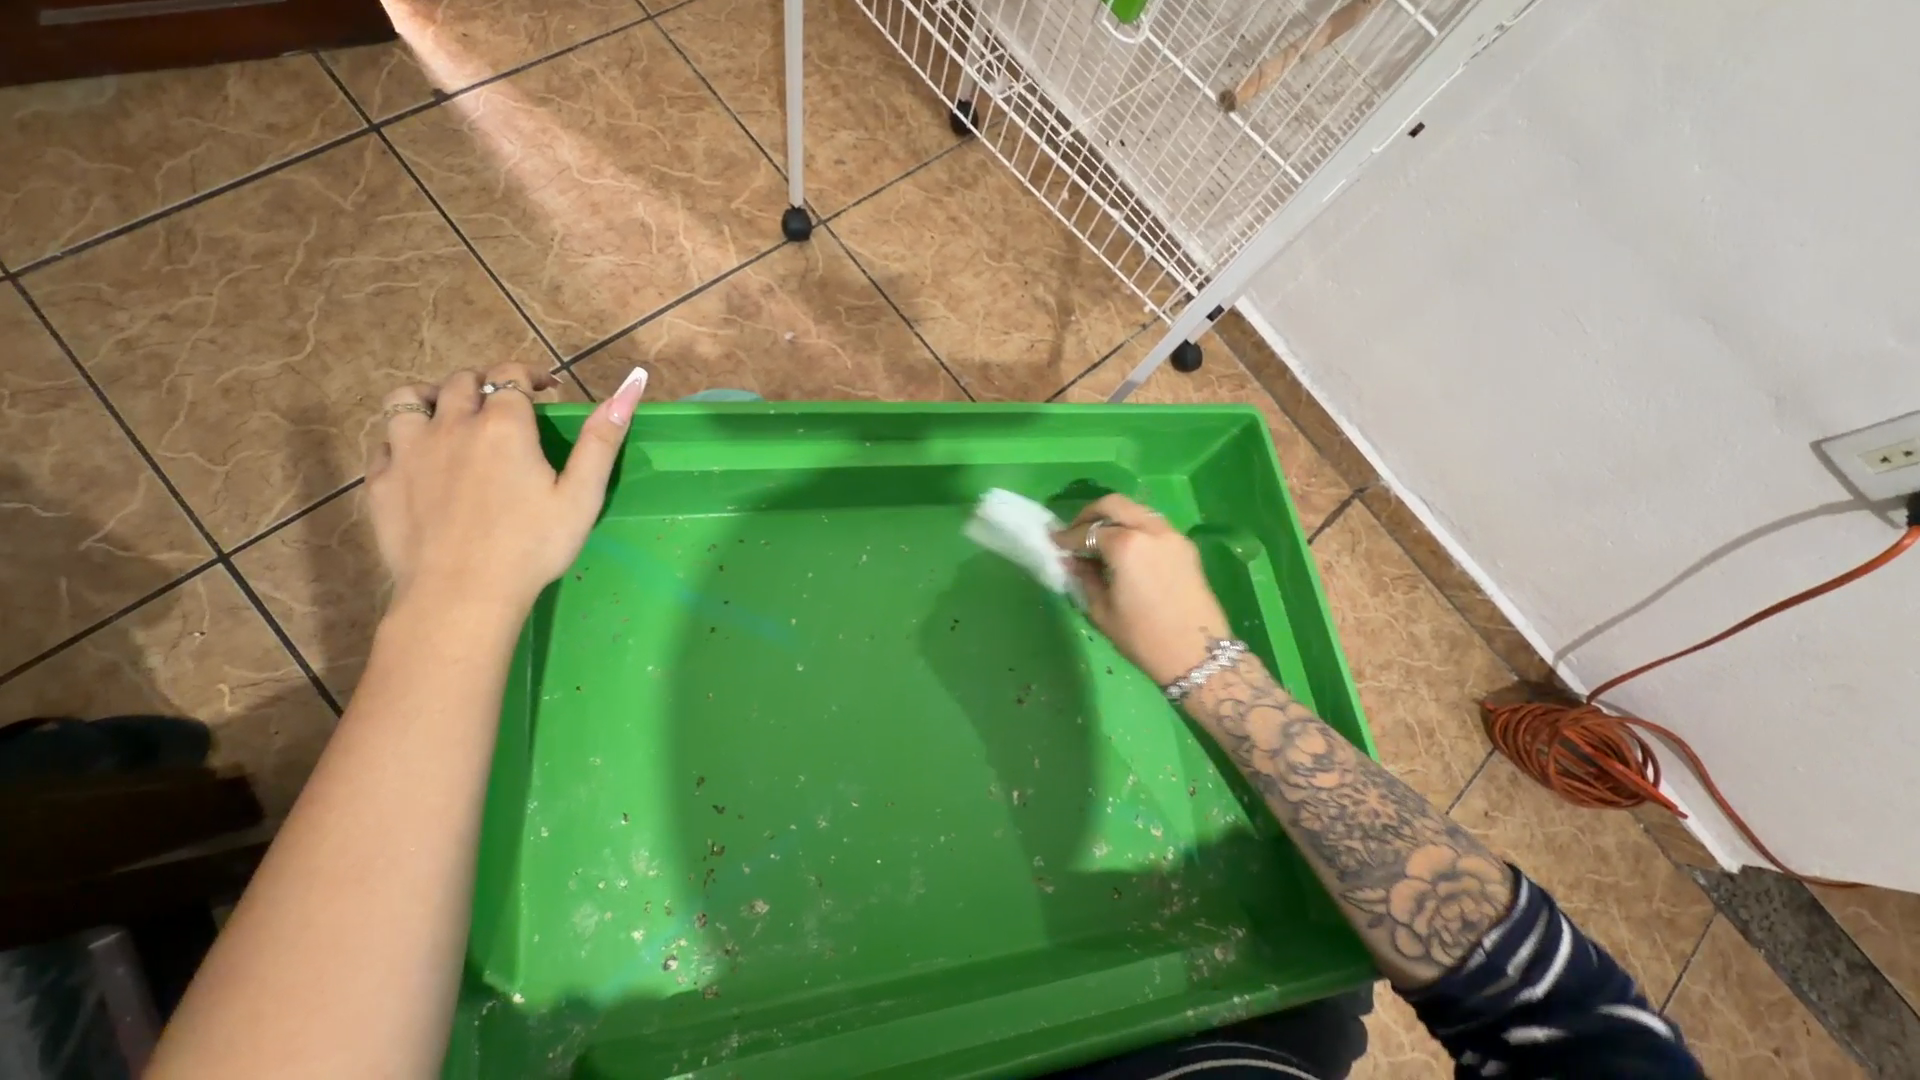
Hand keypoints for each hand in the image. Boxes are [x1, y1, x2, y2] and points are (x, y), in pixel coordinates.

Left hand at [366, 364, 648, 613]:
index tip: (545, 389)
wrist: (461, 593)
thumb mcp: (581, 495)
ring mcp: (408, 451)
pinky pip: (384, 442)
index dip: (529, 375)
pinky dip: (403, 438)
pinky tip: (419, 458)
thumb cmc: (532, 546)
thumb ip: (602, 438)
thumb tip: (632, 385)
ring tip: (449, 416)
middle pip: (461, 382)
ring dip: (432, 398)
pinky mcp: (379, 481)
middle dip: (485, 384)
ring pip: (408, 399)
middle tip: (504, 406)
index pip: (510, 376)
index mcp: (503, 426)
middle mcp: (450, 425)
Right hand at [1053, 494, 1231, 684]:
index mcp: (1126, 545)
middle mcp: (1151, 530)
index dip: (1067, 538)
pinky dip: (1135, 527)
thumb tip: (1074, 561)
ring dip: (1115, 518)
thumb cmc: (1143, 637)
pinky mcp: (1186, 546)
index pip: (1088, 532)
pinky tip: (1125, 550)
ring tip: (1100, 541)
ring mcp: (1172, 535)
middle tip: (1076, 532)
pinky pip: (1154, 525)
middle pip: (1114, 505)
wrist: (1197, 655)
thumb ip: (1085, 579)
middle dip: (1090, 514)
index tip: (1054, 542)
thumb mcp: (1102, 611)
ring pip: (1137, 510)